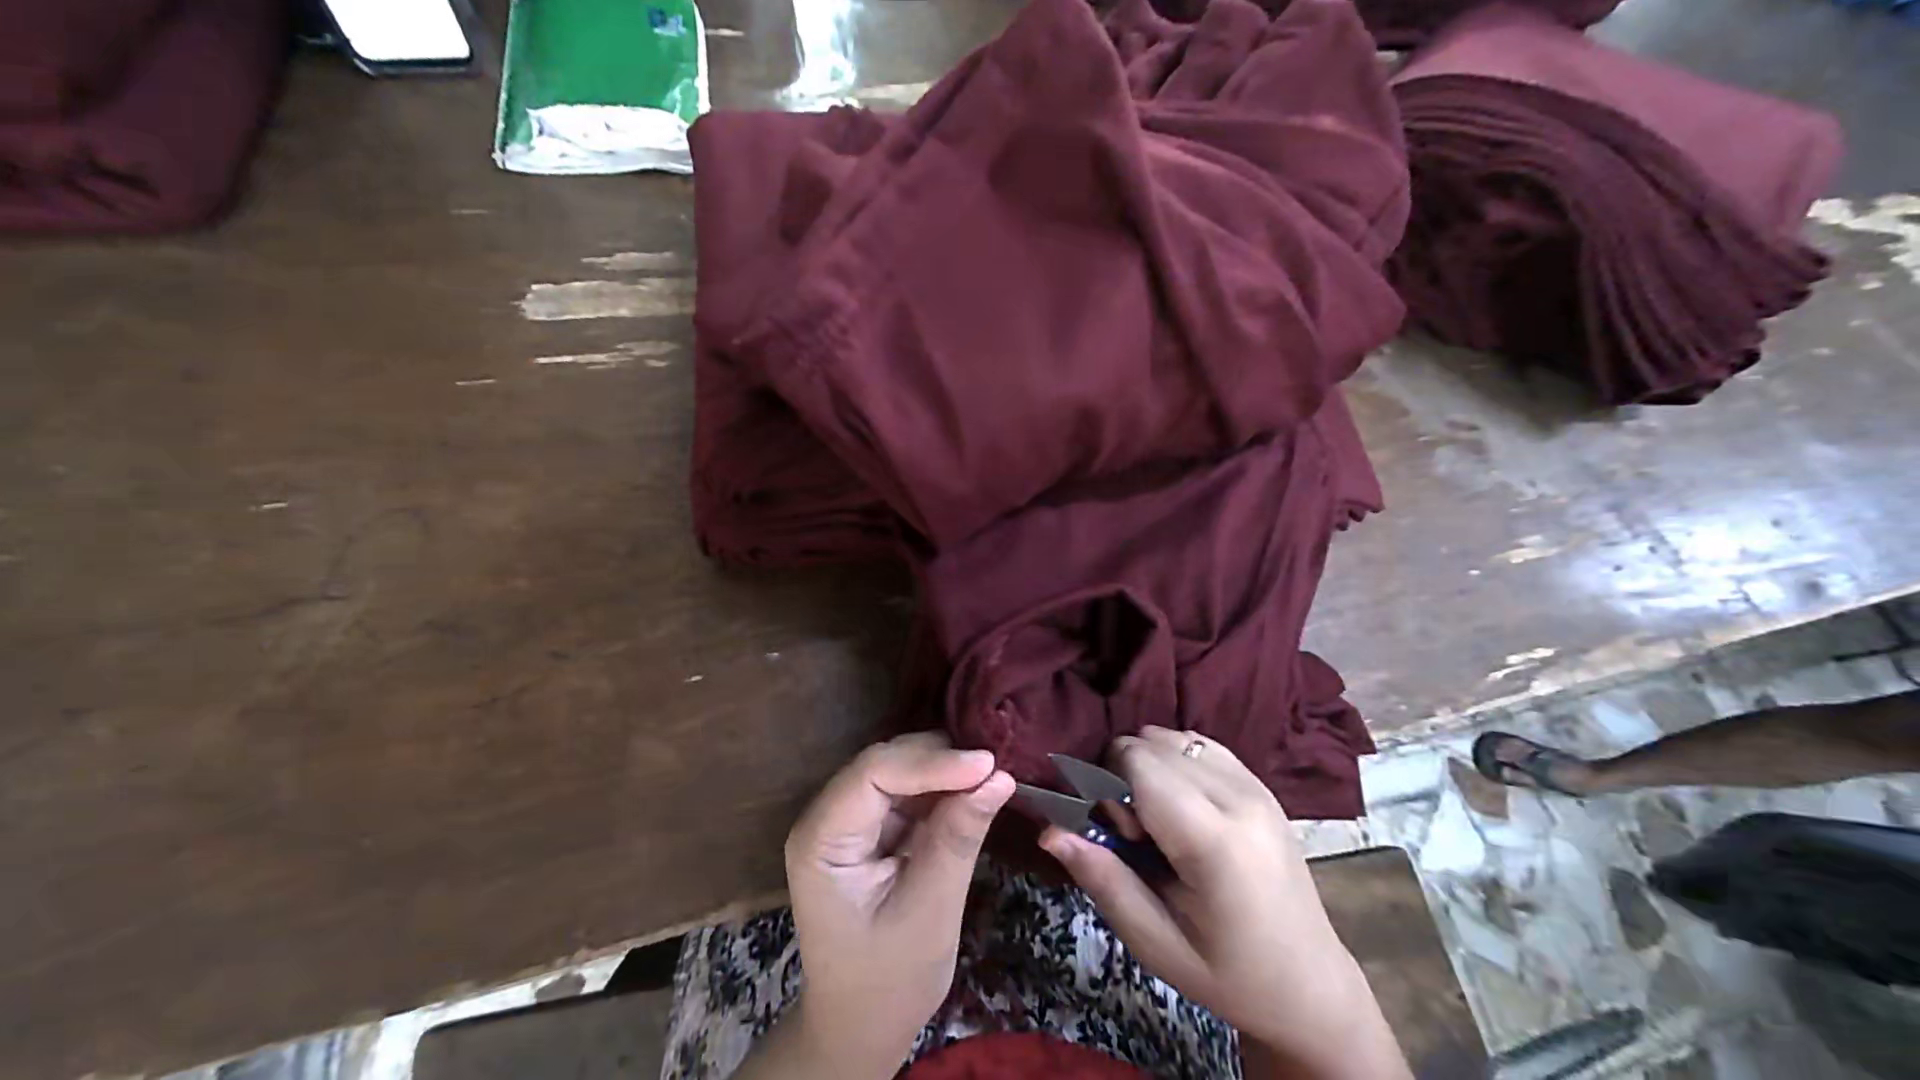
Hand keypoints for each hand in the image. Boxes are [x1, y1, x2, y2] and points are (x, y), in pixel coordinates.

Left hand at [781, 732, 1013, 1077]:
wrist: (862, 1022)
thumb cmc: (889, 980)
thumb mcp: (929, 913)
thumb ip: (958, 839)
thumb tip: (999, 777)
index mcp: (821, 838)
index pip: (873, 774)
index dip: (931, 762)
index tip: (988, 764)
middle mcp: (829, 816)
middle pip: (886, 764)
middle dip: (941, 760)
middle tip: (997, 767)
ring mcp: (851, 819)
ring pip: (901, 770)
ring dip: (947, 770)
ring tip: (993, 775)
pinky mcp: (874, 827)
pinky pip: (911, 792)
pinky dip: (945, 789)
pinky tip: (975, 790)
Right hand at [1040, 727, 1408, 1079]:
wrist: (1310, 984)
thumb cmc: (1227, 973)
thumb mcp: (1155, 943)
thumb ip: (1102, 879)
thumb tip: (1048, 830)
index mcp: (1214, 839)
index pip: (1138, 760)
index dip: (1108, 785)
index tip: (1117, 834)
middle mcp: (1239, 797)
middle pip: (1150, 742)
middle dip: (1124, 775)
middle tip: (1137, 835)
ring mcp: (1256, 785)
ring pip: (1172, 736)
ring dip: (1149, 766)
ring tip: (1161, 821)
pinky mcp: (1262, 784)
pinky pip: (1200, 744)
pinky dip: (1175, 762)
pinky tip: (1182, 807)